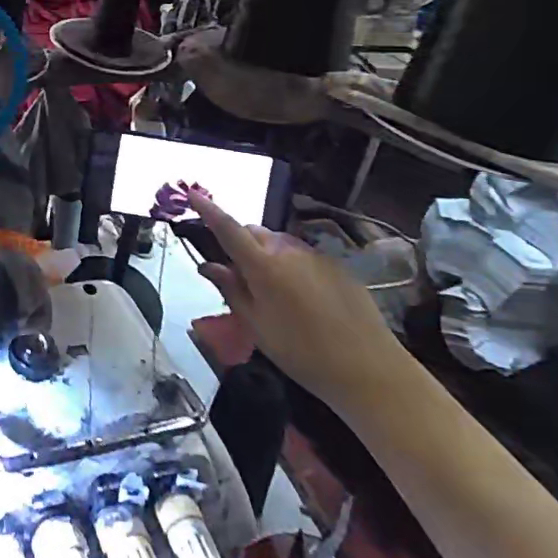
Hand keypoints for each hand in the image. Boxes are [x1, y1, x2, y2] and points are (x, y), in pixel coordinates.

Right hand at [184, 186, 411, 415]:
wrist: (364, 364)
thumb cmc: (300, 352)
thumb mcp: (256, 326)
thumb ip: (231, 290)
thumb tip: (208, 265)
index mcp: (262, 265)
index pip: (228, 228)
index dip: (209, 210)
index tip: (193, 194)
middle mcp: (287, 249)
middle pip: (255, 233)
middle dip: (241, 244)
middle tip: (239, 276)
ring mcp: (313, 254)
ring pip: (279, 244)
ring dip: (267, 256)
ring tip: (273, 293)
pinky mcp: (334, 263)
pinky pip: (302, 256)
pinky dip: (292, 266)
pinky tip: (303, 299)